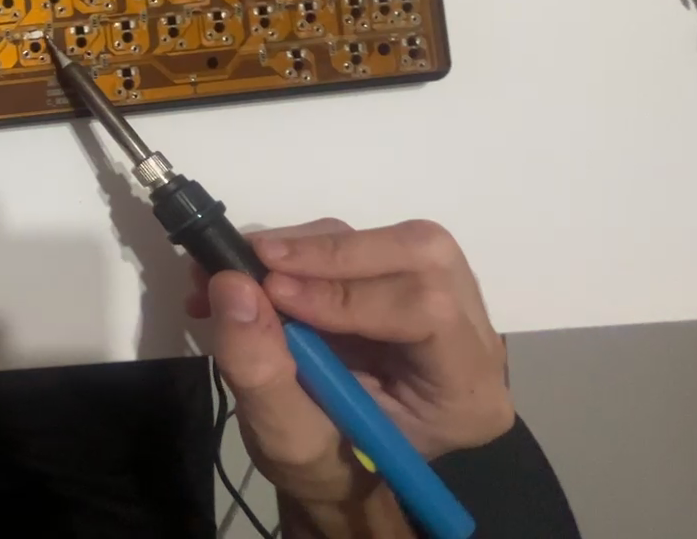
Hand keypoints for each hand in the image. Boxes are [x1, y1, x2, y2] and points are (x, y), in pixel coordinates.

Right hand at [188, 219, 513, 524]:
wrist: (323, 454)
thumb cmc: (318, 458)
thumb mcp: (282, 433)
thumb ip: (257, 366)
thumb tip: (230, 283)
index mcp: (462, 393)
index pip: (428, 312)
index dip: (346, 293)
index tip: (271, 292)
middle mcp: (466, 337)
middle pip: (418, 256)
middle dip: (327, 252)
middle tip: (254, 260)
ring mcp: (432, 299)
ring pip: (378, 238)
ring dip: (298, 247)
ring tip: (233, 273)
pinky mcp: (389, 277)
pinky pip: (345, 238)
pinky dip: (287, 246)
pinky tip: (247, 273)